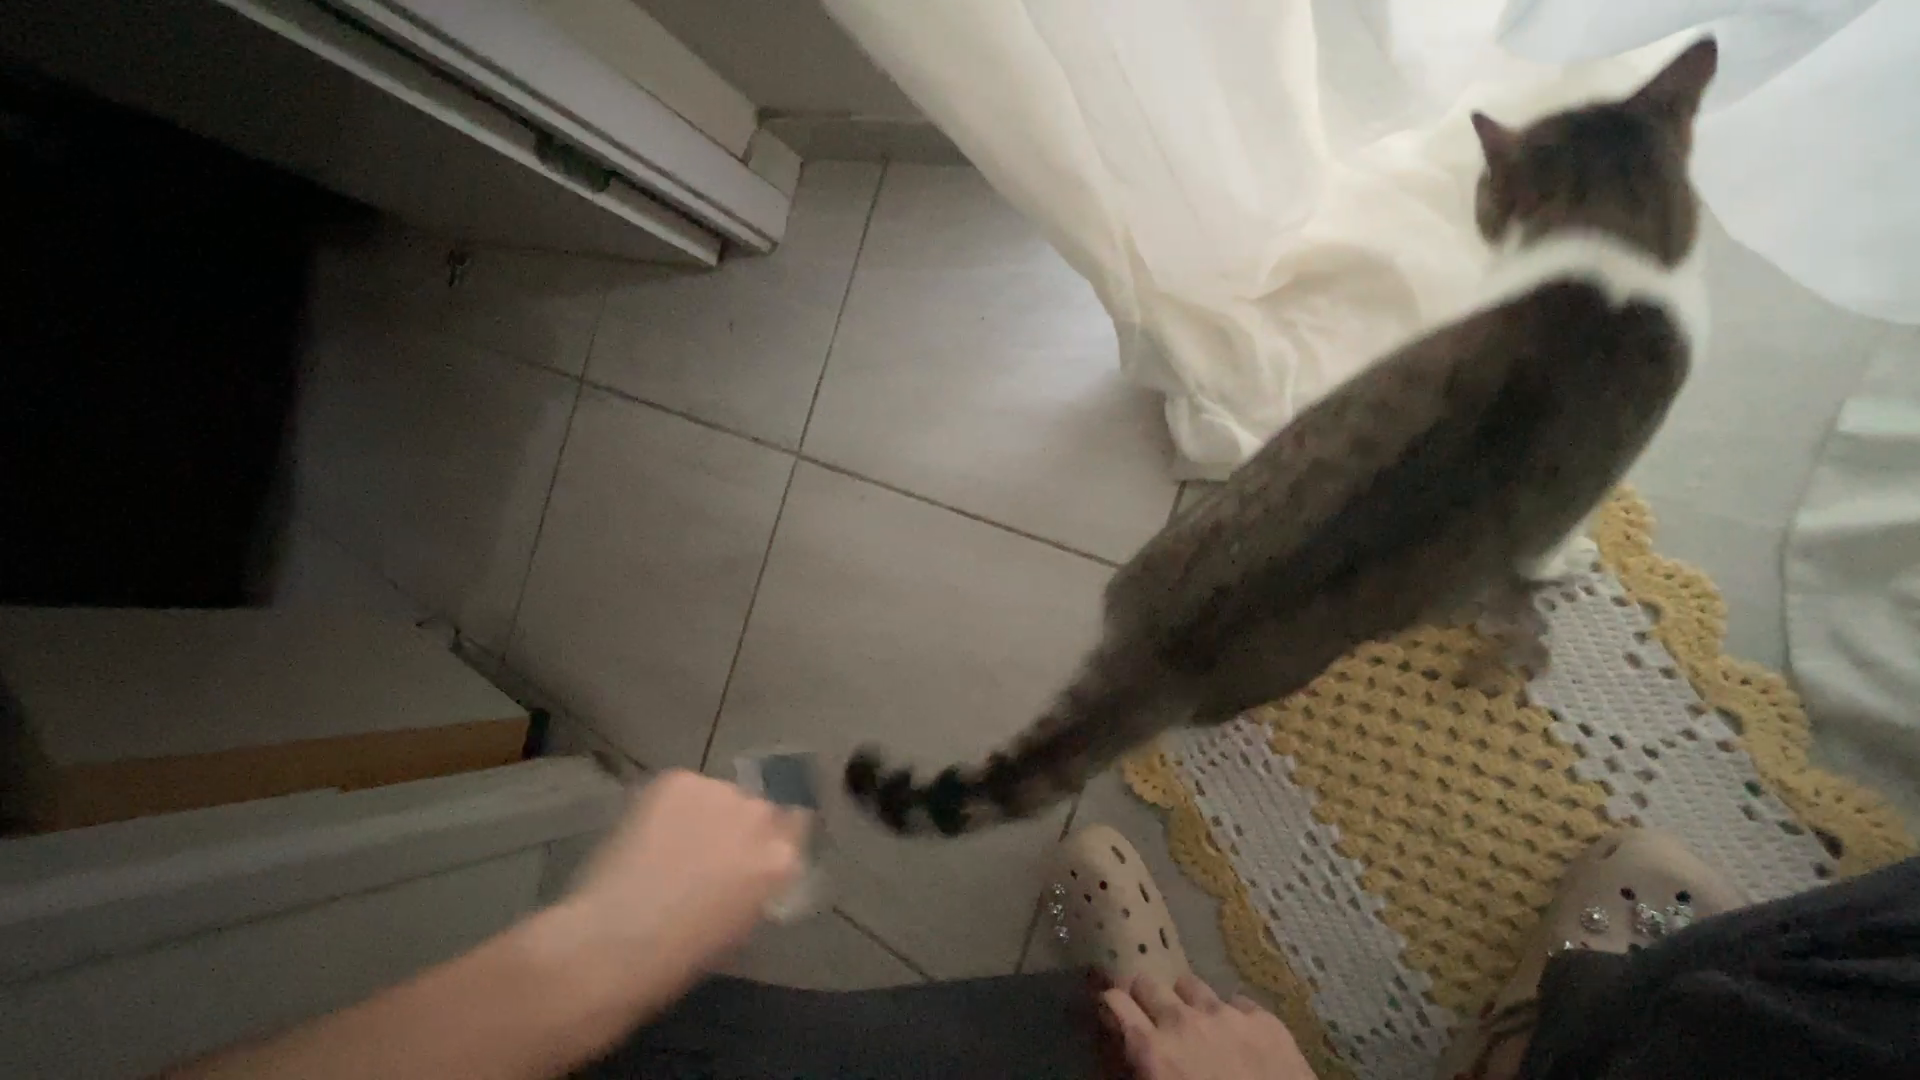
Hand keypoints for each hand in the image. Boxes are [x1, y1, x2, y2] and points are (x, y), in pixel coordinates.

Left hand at [549, 770, 807, 1018]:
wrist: (615, 943)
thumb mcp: (741, 925)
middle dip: (737, 824)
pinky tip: (649, 833)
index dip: (771, 837)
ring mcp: (719, 793)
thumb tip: (748, 870)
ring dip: (704, 813)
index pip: (795, 826)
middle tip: (708, 849)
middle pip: (758, 807)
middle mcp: (759, 815)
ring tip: (671, 842)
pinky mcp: (678, 781)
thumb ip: (757, 885)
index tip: (750, 851)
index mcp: (781, 859)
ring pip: (718, 795)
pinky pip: (683, 788)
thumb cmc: (679, 957)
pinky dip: (671, 806)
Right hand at [1102, 975, 1318, 1079]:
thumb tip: (1135, 1060)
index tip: (1113, 1015)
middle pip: (1146, 983)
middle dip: (1144, 999)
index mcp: (1153, 1052)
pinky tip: (1241, 1041)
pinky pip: (1236, 1001)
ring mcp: (1226, 1014)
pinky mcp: (1265, 1020)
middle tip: (1153, 1022)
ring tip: (1198, 1028)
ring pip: (1189, 984)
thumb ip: (1143, 1072)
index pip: (1113, 1001)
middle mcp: (1182, 1021)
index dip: (1110, 1006)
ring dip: (1186, 1004)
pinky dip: (1232, 1017)